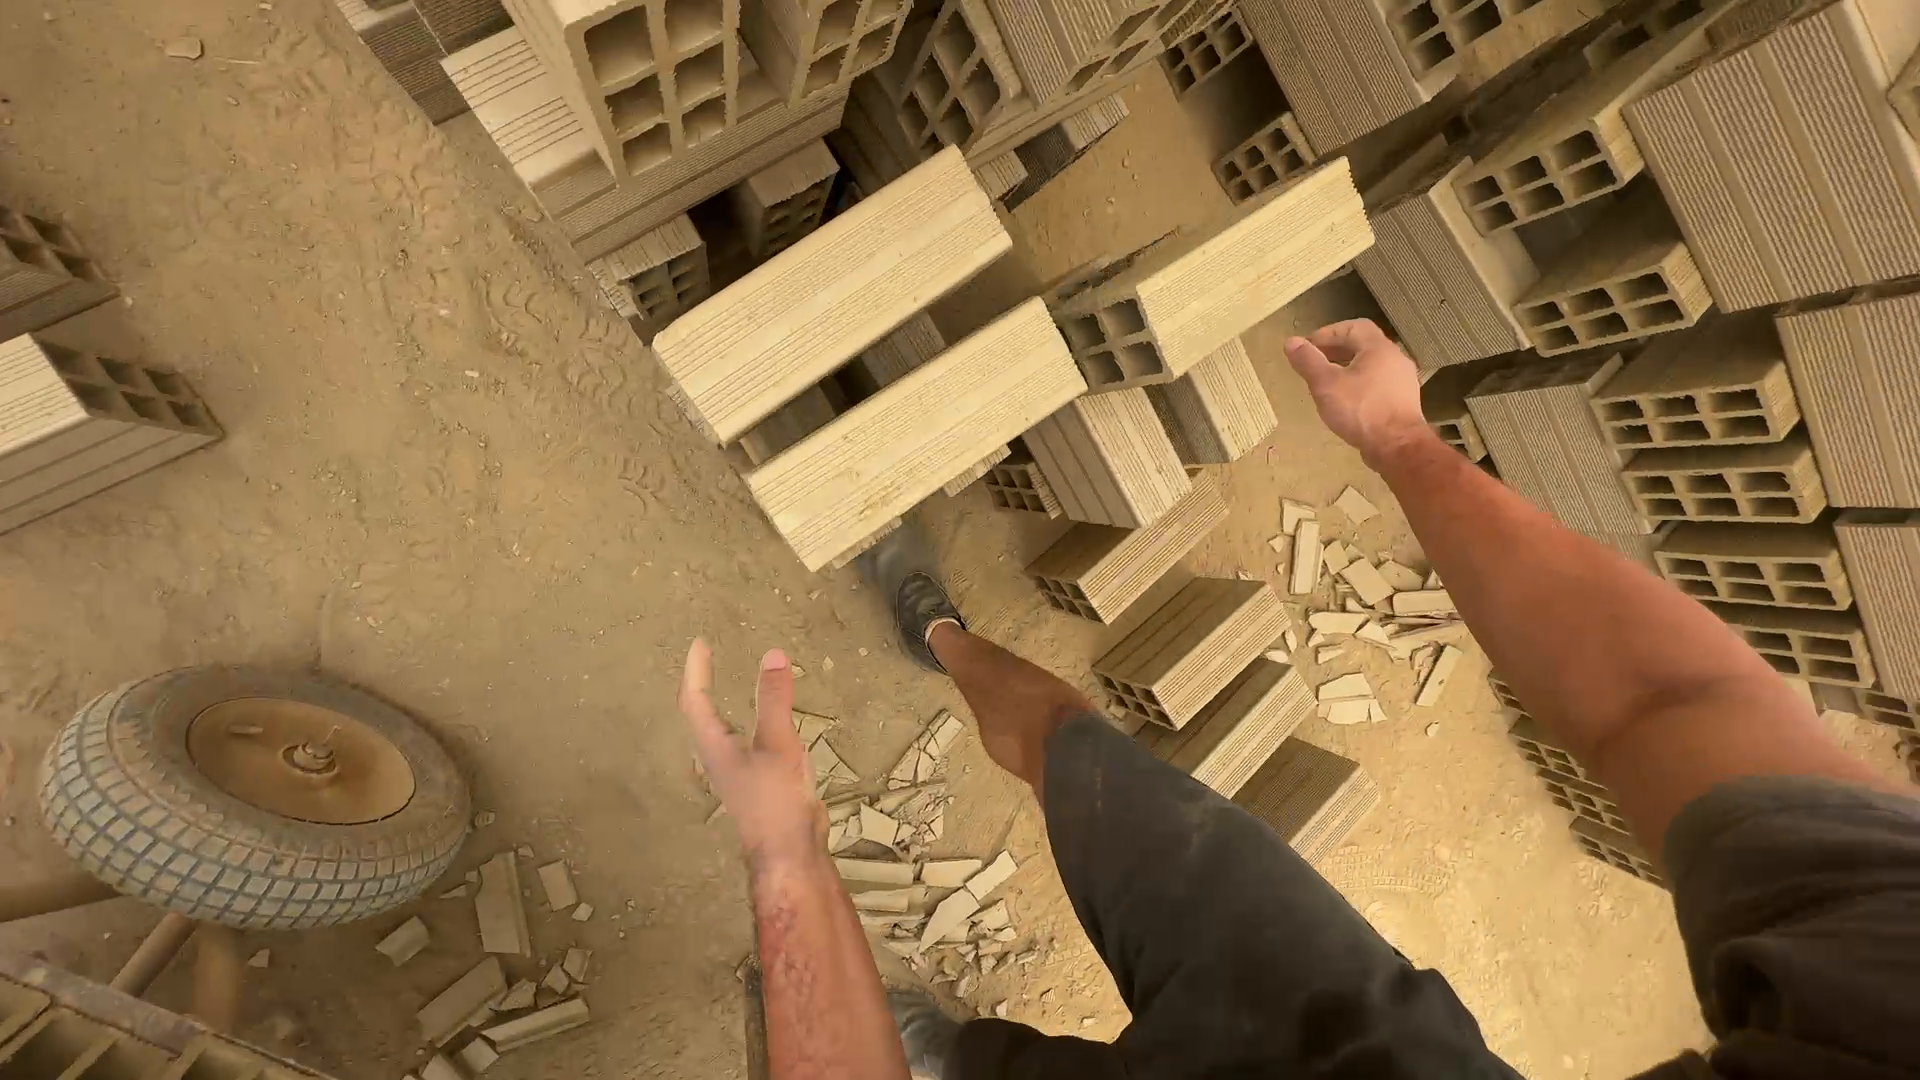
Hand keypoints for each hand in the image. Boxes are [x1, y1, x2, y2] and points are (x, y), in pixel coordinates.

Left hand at [679, 639, 824, 864]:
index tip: (700, 644)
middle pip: (701, 716)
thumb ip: (774, 700)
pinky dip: (750, 721)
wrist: (789, 853)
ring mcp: (737, 773)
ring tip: (729, 686)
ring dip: (722, 705)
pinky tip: (766, 726)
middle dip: (702, 686)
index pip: (695, 700)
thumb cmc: (774, 800)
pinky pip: (746, 742)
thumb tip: (773, 654)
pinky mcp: (758, 783)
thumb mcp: (776, 744)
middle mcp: (719, 758)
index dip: (696, 670)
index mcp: (714, 747)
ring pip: (721, 731)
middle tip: (708, 661)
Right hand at [1285, 319, 1431, 467]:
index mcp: (1378, 348)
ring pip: (1370, 364)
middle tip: (1313, 362)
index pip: (1353, 326)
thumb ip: (1308, 361)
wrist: (1397, 445)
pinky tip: (1345, 399)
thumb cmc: (1360, 410)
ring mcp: (1401, 380)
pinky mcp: (1402, 400)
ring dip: (1346, 367)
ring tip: (1325, 381)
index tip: (1308, 346)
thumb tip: (1291, 342)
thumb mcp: (1325, 384)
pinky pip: (1377, 382)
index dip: (1328, 332)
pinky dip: (1358, 382)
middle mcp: (1394, 358)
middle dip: (1335, 349)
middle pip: (1363, 344)